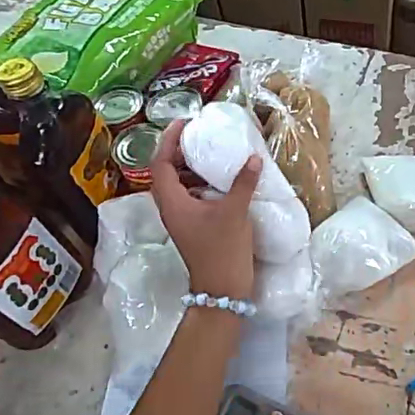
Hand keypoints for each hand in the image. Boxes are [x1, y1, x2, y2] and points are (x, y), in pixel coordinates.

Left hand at [151, 121, 258, 301]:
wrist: (222, 291)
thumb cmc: (222, 250)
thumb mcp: (234, 212)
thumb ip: (243, 182)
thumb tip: (253, 158)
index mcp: (172, 202)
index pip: (161, 163)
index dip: (168, 141)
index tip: (184, 123)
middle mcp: (171, 209)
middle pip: (166, 173)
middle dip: (179, 152)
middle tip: (199, 136)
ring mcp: (182, 220)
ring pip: (178, 186)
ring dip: (190, 168)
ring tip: (210, 153)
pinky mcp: (193, 227)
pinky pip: (190, 197)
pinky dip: (200, 183)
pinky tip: (220, 180)